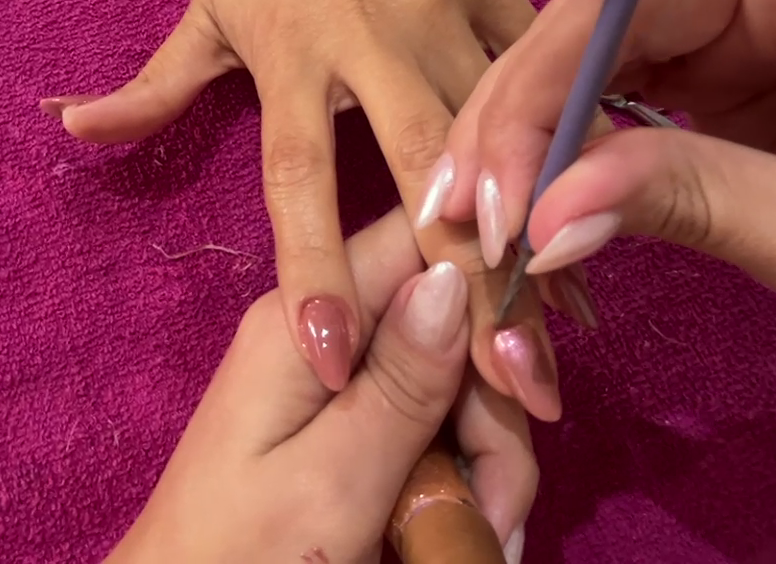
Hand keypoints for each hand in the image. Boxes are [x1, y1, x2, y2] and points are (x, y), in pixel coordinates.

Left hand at [45, 0, 563, 417]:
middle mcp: (370, 38)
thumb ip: (147, 87)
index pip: (295, 177)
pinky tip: (597, 214)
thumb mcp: (201, 13)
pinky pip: (542, 73)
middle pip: (422, 162)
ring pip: (498, 128)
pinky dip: (570, 143)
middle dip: (462, 269)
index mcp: (289, 54)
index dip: (312, 271)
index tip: (333, 362)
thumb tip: (67, 127)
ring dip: (531, 225)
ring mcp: (443, 11)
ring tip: (559, 327)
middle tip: (501, 383)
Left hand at [109, 209, 533, 563]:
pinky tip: (463, 529)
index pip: (415, 243)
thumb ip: (401, 381)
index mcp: (305, 316)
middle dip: (490, 408)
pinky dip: (456, 471)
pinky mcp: (342, 410)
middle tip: (498, 511)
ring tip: (481, 539)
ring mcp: (331, 366)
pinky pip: (424, 415)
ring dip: (481, 455)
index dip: (487, 290)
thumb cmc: (244, 555)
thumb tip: (454, 272)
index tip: (530, 388)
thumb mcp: (333, 480)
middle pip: (444, 319)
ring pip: (447, 375)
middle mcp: (319, 322)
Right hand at [436, 0, 775, 406]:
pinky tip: (509, 184)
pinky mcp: (695, 57)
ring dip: (519, 110)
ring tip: (481, 201)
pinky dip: (540, 129)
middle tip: (483, 185)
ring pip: (587, 26)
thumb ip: (704, 208)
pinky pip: (590, 73)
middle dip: (538, 75)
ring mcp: (739, 11)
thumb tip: (543, 214)